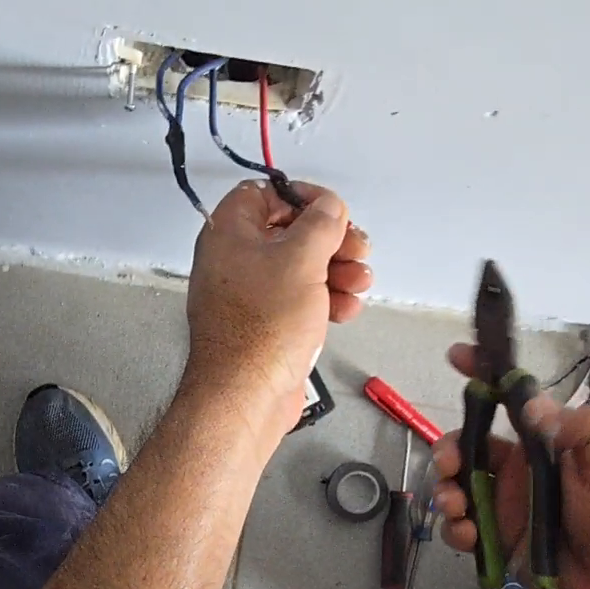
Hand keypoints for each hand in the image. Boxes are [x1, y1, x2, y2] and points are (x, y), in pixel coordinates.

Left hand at [182, 181, 371, 434]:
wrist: (247, 395)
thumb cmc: (264, 325)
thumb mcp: (301, 259)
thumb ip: (320, 224)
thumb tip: (329, 208)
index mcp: (229, 234)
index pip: (263, 193)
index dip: (302, 197)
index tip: (333, 211)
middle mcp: (234, 262)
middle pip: (289, 233)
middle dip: (331, 240)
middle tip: (358, 250)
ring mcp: (250, 297)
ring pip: (300, 269)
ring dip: (337, 271)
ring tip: (361, 281)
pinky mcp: (266, 327)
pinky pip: (298, 302)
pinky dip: (325, 300)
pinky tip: (347, 308)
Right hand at [430, 343, 589, 588]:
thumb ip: (575, 428)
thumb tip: (529, 403)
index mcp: (541, 445)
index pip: (506, 402)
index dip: (482, 377)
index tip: (458, 356)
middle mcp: (515, 471)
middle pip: (465, 449)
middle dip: (446, 451)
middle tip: (447, 464)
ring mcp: (501, 507)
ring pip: (454, 488)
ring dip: (445, 492)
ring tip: (456, 506)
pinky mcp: (494, 542)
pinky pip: (459, 529)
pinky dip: (455, 531)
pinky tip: (470, 536)